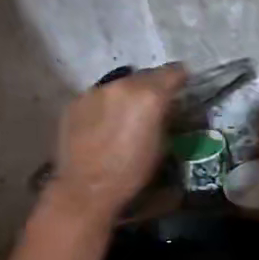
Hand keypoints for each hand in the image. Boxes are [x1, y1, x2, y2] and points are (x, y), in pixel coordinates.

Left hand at [46, 65, 185, 218]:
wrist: (86, 188)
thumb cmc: (132, 173)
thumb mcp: (162, 146)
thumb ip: (165, 118)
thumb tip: (166, 108)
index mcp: (149, 96)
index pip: (172, 72)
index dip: (180, 78)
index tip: (183, 84)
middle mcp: (122, 85)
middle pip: (144, 75)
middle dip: (153, 86)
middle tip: (155, 103)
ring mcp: (95, 91)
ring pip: (119, 85)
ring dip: (127, 95)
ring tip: (127, 114)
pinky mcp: (75, 102)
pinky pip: (98, 97)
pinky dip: (105, 106)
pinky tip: (104, 125)